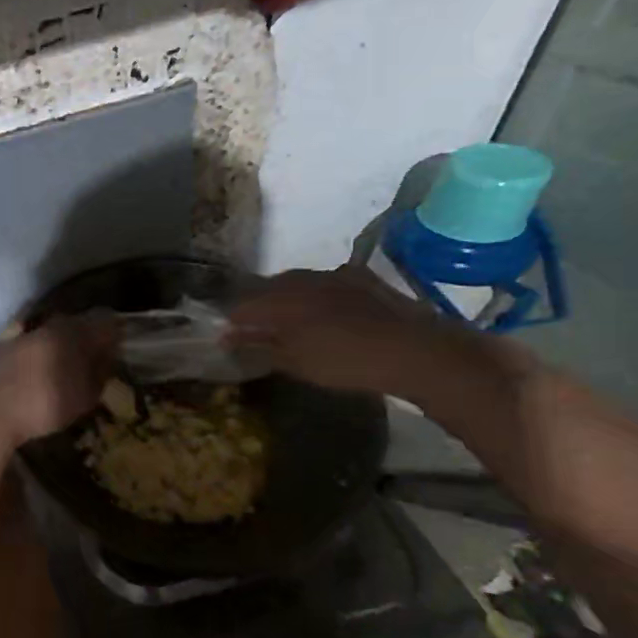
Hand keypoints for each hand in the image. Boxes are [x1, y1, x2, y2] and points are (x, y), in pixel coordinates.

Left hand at [0, 314, 117, 445]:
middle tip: (94, 362)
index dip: (115, 334)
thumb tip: (107, 359)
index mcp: (75, 330)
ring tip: (64, 370)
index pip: (105, 320)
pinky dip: (40, 354)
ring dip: (61, 346)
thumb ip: (100, 373)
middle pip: (77, 323)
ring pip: (52, 333)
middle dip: (88, 339)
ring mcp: (23, 333)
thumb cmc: (45, 404)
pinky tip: (38, 374)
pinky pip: (31, 344)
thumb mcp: (85, 395)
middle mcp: (50, 324)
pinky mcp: (2, 347)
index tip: (119, 351)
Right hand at [227, 267, 439, 395]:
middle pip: (268, 289)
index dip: (234, 322)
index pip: (243, 306)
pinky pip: (327, 282)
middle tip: (259, 330)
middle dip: (259, 307)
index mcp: (281, 300)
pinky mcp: (359, 277)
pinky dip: (318, 295)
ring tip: (291, 320)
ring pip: (298, 282)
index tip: (231, 339)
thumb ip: (260, 347)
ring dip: (288, 298)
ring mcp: (332, 274)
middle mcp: (302, 279)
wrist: (408, 348)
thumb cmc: (343, 361)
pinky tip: (327, 309)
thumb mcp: (296, 363)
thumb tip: (229, 338)